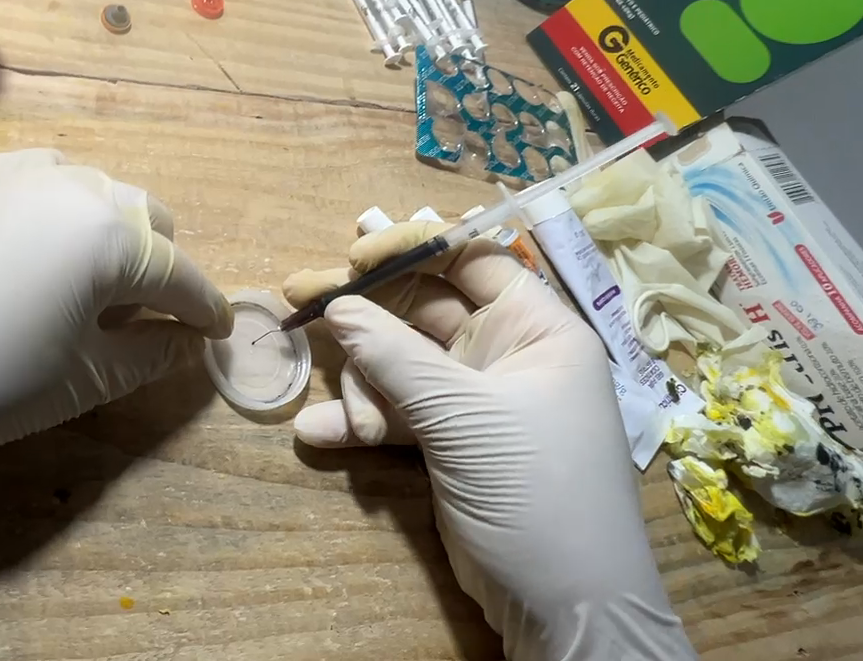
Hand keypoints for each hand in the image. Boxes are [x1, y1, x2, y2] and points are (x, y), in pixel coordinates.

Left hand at [0, 149, 231, 561]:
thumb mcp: (82, 380)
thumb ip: (150, 354)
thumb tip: (188, 340)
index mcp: (110, 239)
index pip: (179, 273)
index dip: (204, 307)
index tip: (214, 331)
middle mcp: (77, 188)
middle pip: (148, 218)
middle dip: (161, 264)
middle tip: (145, 313)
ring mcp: (26, 174)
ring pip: (100, 190)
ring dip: (115, 230)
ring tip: (94, 279)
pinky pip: (50, 177)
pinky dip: (67, 206)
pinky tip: (49, 243)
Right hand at [284, 222, 695, 660]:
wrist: (564, 614)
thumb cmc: (535, 492)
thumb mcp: (462, 415)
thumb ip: (393, 355)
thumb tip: (334, 306)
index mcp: (536, 330)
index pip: (471, 260)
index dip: (414, 248)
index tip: (355, 251)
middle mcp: (505, 353)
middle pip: (420, 309)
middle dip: (364, 314)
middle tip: (299, 295)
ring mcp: (472, 397)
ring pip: (398, 360)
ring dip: (365, 387)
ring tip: (349, 426)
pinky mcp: (447, 437)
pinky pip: (396, 408)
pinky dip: (361, 418)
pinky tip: (321, 432)